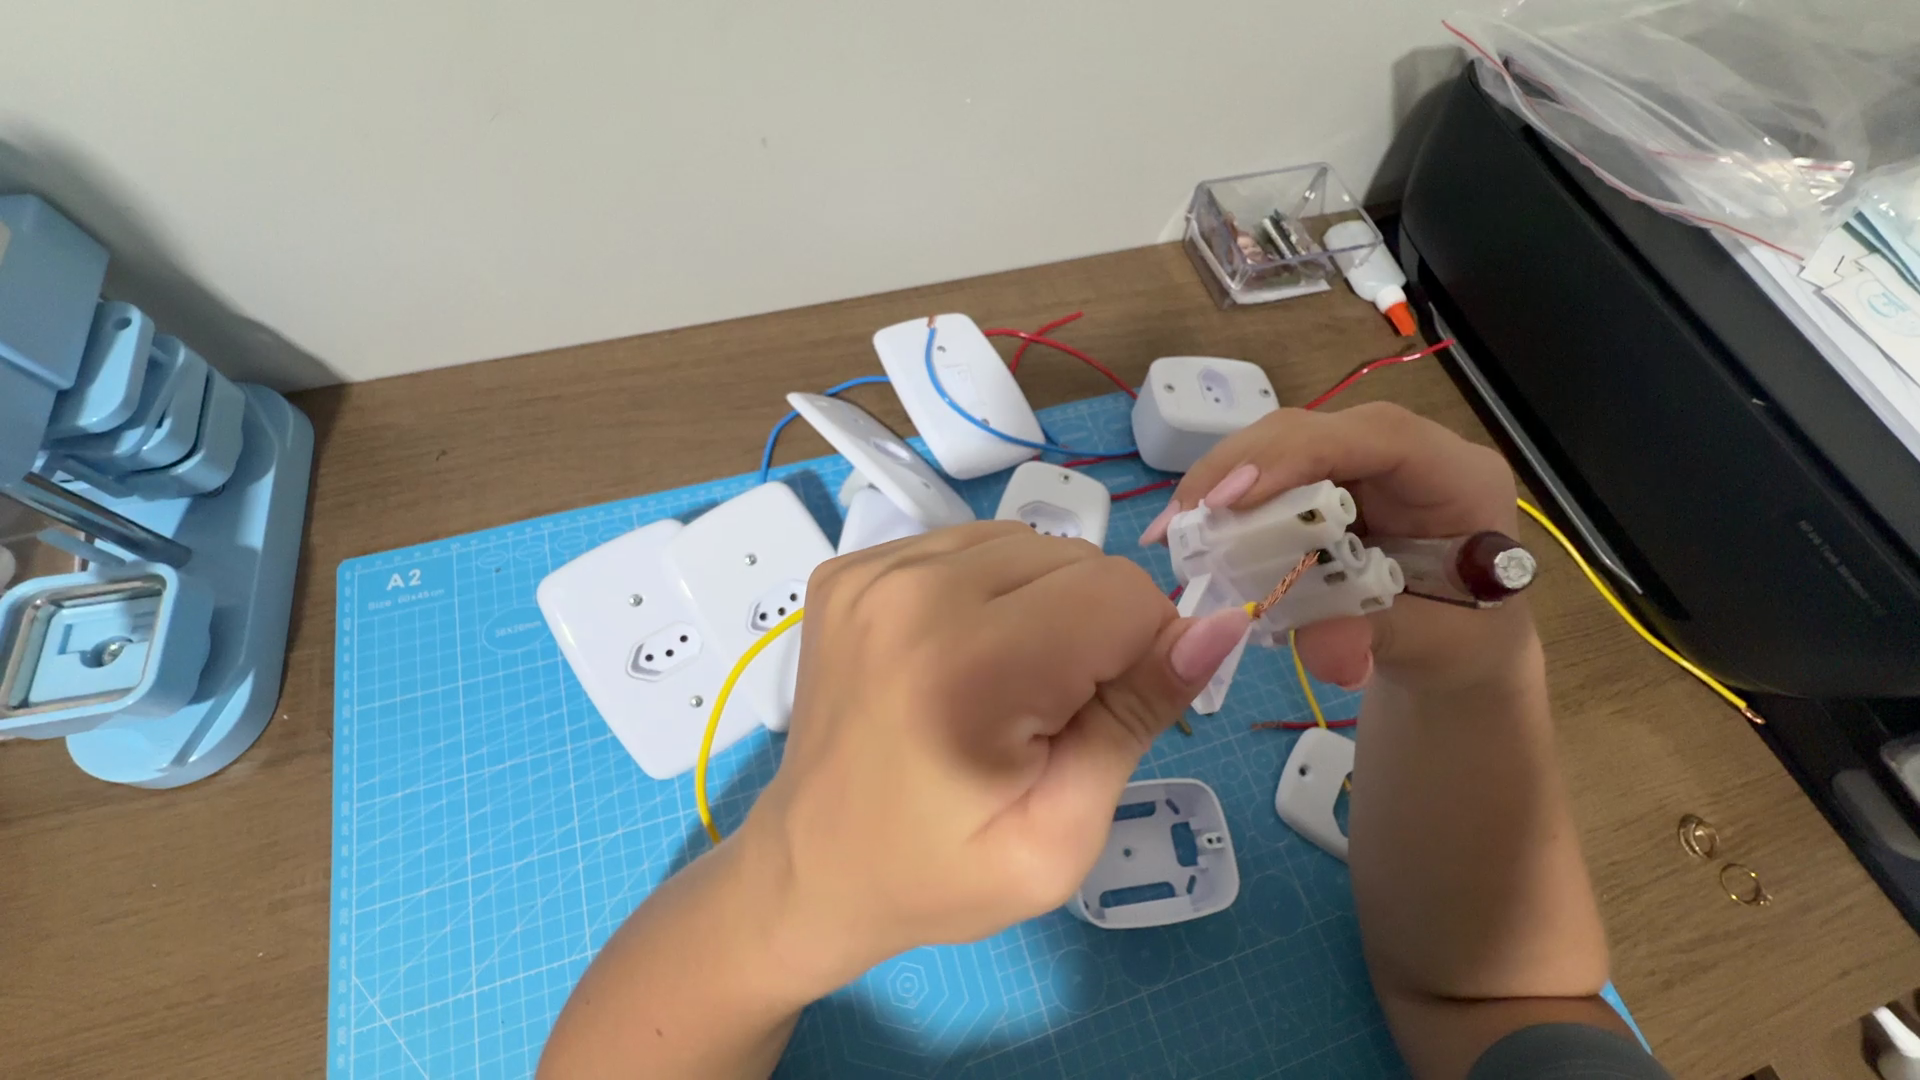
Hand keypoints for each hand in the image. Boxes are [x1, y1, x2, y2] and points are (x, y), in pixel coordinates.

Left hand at [733, 522, 1249, 994]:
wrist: (811, 865)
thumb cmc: (937, 872)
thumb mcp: (1061, 832)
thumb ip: (1138, 714)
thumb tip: (1219, 625)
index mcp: (966, 664)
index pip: (1119, 592)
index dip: (1145, 647)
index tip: (1112, 708)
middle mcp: (911, 588)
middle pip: (1075, 558)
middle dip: (1093, 627)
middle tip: (1049, 709)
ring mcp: (870, 569)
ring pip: (1024, 542)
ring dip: (1041, 602)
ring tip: (1000, 681)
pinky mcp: (850, 567)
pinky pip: (966, 545)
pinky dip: (986, 590)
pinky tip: (957, 653)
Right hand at [1138, 402, 1532, 693]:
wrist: (1454, 641)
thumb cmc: (1458, 639)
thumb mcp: (1428, 646)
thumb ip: (1373, 637)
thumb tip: (1319, 648)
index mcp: (1455, 477)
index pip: (1377, 437)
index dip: (1298, 455)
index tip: (1230, 500)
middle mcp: (1402, 453)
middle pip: (1310, 429)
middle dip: (1238, 467)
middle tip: (1180, 520)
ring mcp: (1356, 461)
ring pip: (1276, 443)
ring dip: (1217, 482)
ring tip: (1172, 529)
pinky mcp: (1321, 479)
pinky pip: (1264, 471)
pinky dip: (1222, 498)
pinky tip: (1188, 527)